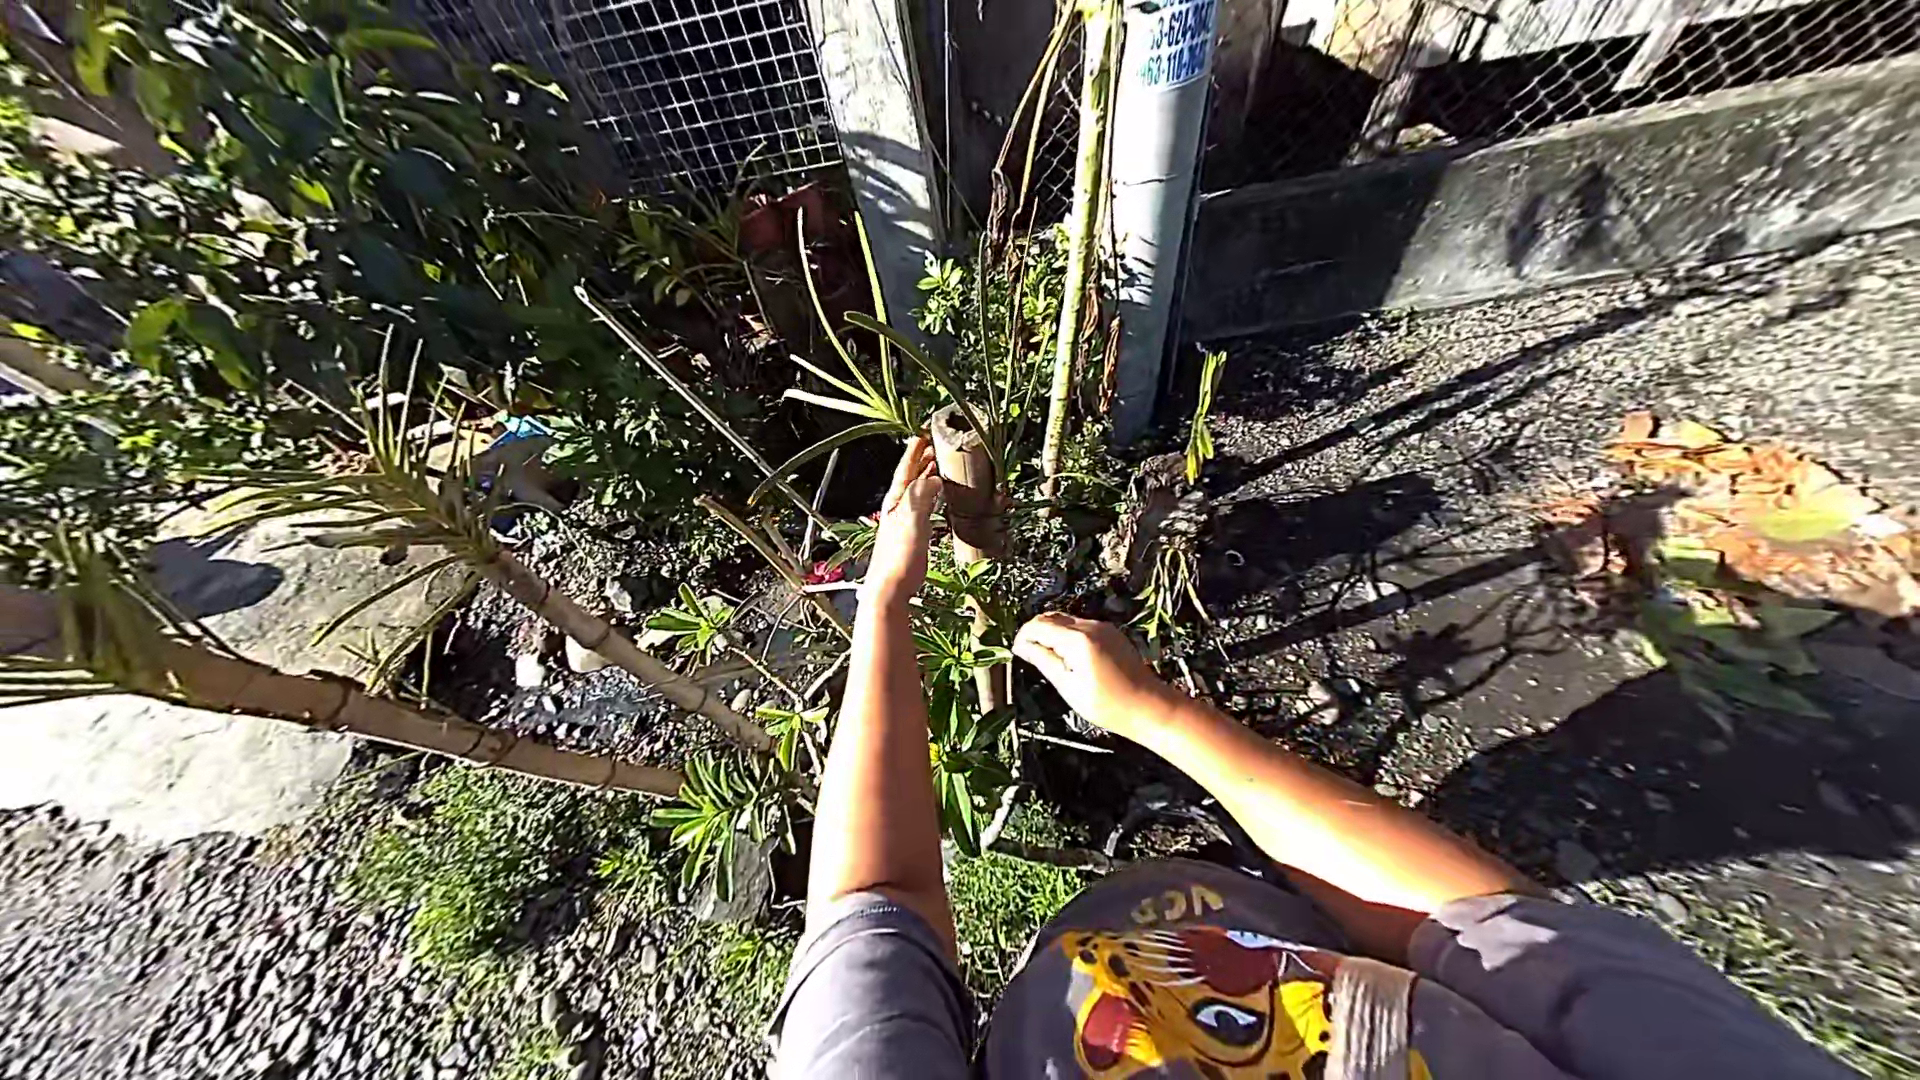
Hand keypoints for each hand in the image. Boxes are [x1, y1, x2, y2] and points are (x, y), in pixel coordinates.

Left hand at [862, 435, 941, 605]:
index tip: (923, 435)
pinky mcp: (910, 536)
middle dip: (921, 460)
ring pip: (916, 491)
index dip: (915, 452)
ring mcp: (902, 522)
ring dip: (926, 477)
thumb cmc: (899, 559)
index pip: (906, 469)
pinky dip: (930, 496)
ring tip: (938, 466)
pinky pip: (922, 507)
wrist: (890, 590)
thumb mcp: (912, 521)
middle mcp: (896, 509)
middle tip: (934, 445)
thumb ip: (921, 496)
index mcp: (896, 502)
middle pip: (910, 477)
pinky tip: (936, 500)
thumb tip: (933, 477)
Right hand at [1012, 613, 1177, 740]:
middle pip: (1052, 617)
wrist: (1149, 706)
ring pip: (1066, 620)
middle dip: (1035, 632)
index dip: (1023, 636)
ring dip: (1051, 633)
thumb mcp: (1068, 686)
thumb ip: (1043, 660)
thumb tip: (1021, 646)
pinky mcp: (1110, 633)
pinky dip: (1067, 636)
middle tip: (1028, 654)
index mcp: (1078, 639)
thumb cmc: (1107, 704)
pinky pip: (1080, 626)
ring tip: (1048, 659)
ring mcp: (1103, 628)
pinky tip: (1068, 658)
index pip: (1039, 625)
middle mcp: (1091, 626)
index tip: (1016, 651)